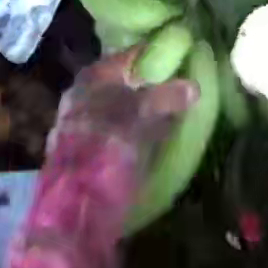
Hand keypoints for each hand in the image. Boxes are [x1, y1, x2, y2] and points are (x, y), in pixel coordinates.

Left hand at [3, 49, 194, 267]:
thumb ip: (167, 98)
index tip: (182, 60)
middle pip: (123, 81)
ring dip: (140, 110)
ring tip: (169, 115)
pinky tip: (148, 140)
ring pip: (117, 106)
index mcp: (92, 76)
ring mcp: (76, 124)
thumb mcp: (143, 119)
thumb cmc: (108, 150)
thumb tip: (194, 86)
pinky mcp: (79, 152)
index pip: (130, 55)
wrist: (74, 212)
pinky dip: (129, 130)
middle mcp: (79, 93)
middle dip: (150, 85)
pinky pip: (111, 130)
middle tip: (179, 88)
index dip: (157, 57)